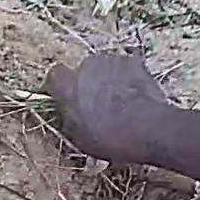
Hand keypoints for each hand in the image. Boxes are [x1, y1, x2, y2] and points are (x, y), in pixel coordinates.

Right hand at [43, 52, 173, 164]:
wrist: (145, 128)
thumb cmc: (107, 138)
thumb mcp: (77, 136)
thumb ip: (67, 116)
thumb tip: (66, 110)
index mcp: (68, 86)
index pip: (54, 76)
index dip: (59, 86)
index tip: (64, 98)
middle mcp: (86, 67)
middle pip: (82, 70)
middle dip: (86, 83)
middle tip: (94, 104)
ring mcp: (111, 61)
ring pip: (104, 68)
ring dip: (106, 80)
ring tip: (116, 102)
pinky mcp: (133, 62)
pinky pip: (124, 69)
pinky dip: (126, 79)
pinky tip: (132, 97)